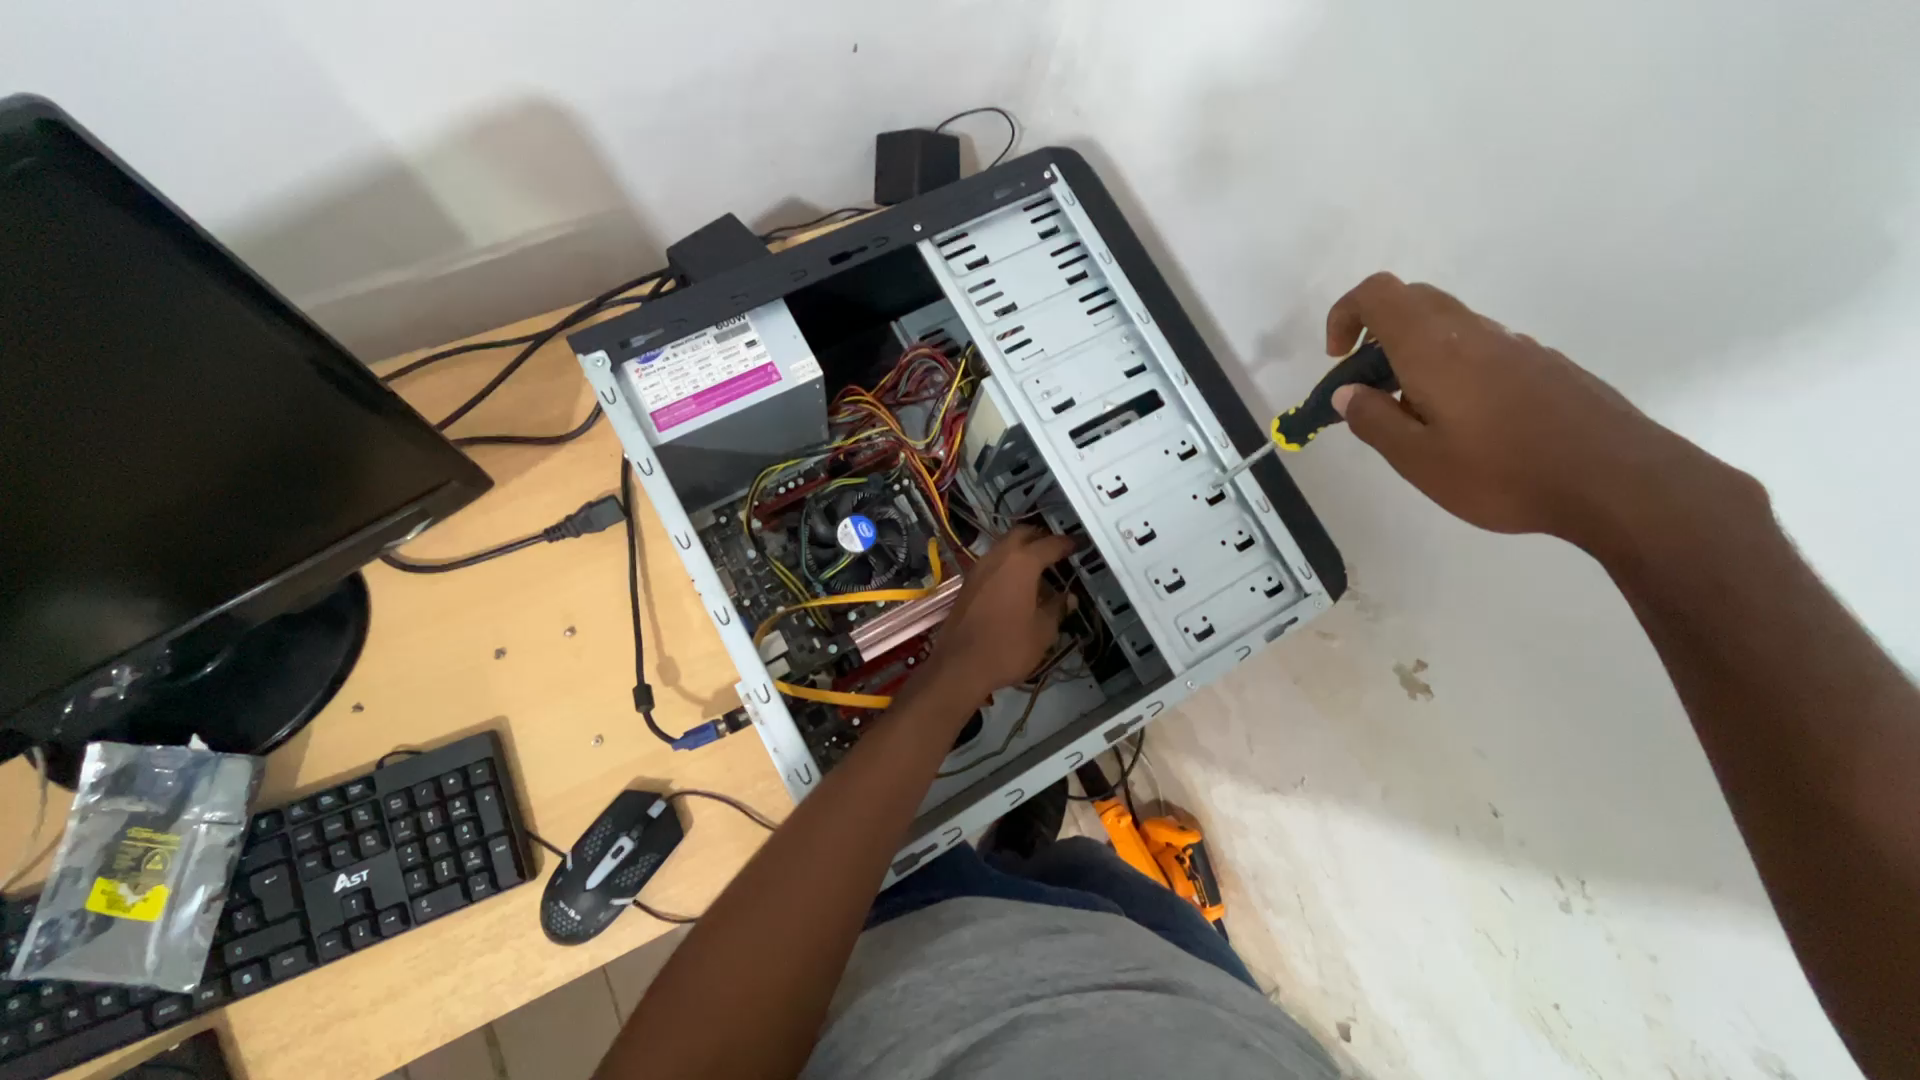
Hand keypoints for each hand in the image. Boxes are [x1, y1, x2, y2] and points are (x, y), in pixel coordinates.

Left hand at [913, 526, 1074, 702]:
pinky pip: (992, 564)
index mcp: (1021, 563)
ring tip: (1039, 570)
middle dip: (1040, 538)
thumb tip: (1067, 598)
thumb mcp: (1043, 631)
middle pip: (1021, 535)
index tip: (1079, 544)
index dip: (1067, 543)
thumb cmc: (1007, 647)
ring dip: (1021, 551)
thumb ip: (1057, 609)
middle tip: (1056, 550)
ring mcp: (978, 569)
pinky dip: (1007, 566)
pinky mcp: (967, 585)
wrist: (960, 666)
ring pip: (1003, 547)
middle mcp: (997, 557)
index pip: (1050, 544)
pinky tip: (1017, 586)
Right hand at [1324, 273, 1762, 553]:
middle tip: (1370, 391)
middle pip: (1413, 301)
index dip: (1345, 315)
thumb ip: (1374, 421)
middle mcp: (1475, 332)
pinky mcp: (1544, 364)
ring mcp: (1515, 345)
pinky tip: (1466, 426)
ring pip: (1450, 327)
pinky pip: (1482, 350)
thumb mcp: (1418, 460)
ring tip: (1418, 421)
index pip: (1378, 294)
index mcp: (1435, 348)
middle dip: (1376, 336)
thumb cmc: (1503, 473)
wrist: (1617, 481)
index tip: (1338, 361)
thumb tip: (1347, 394)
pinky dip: (1452, 371)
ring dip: (1415, 358)